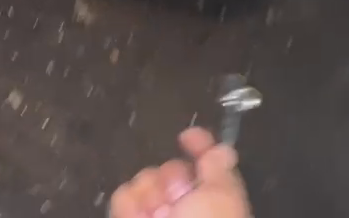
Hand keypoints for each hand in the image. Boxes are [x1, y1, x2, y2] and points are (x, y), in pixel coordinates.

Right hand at [109, 126, 249, 217]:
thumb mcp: (223, 205)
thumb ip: (222, 173)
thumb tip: (224, 147)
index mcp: (214, 204)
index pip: (206, 164)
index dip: (199, 145)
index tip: (187, 138)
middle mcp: (186, 208)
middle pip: (170, 169)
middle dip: (169, 178)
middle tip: (175, 198)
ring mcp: (158, 214)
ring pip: (145, 179)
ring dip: (148, 193)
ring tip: (156, 214)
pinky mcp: (132, 217)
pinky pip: (123, 195)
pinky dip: (130, 205)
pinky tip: (139, 216)